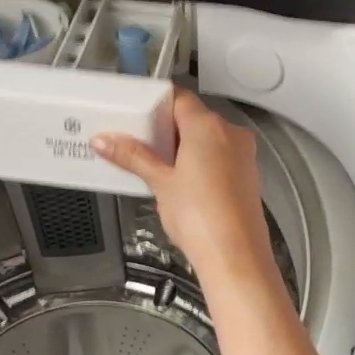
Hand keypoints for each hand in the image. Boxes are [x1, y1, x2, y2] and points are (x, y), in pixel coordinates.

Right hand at [93, 90, 277, 290]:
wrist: (235, 256)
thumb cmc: (203, 219)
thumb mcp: (160, 184)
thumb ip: (134, 158)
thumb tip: (107, 142)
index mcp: (208, 126)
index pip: (178, 99)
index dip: (155, 105)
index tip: (135, 116)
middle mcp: (230, 134)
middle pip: (193, 118)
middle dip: (166, 131)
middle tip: (139, 145)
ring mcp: (243, 155)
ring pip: (208, 140)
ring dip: (183, 148)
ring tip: (157, 168)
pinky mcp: (247, 176)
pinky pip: (219, 159)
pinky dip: (200, 164)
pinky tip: (182, 185)